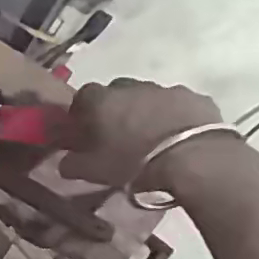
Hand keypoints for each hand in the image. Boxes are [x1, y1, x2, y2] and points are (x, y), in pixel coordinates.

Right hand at [57, 78, 258, 197]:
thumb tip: (63, 161)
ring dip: (143, 112)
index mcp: (103, 101)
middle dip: (113, 109)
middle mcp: (132, 87)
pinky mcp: (194, 97)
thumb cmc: (132, 163)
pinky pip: (175, 105)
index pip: (82, 96)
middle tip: (115, 135)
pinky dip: (171, 117)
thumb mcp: (93, 172)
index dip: (81, 112)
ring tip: (147, 139)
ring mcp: (166, 89)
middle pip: (116, 92)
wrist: (191, 158)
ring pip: (147, 97)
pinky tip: (173, 138)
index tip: (83, 130)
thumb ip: (72, 164)